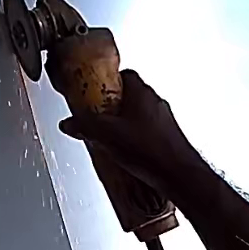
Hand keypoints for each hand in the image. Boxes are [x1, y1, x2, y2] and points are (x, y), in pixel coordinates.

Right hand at [56, 69, 206, 195]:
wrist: (178, 175)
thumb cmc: (150, 150)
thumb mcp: (106, 135)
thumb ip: (85, 126)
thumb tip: (70, 123)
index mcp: (141, 93)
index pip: (124, 75)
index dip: (107, 82)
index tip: (95, 89)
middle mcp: (156, 103)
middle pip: (131, 97)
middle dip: (113, 107)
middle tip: (99, 118)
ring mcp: (164, 121)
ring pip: (140, 116)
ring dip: (125, 125)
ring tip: (110, 139)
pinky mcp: (169, 139)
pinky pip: (148, 133)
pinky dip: (136, 140)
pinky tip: (127, 154)